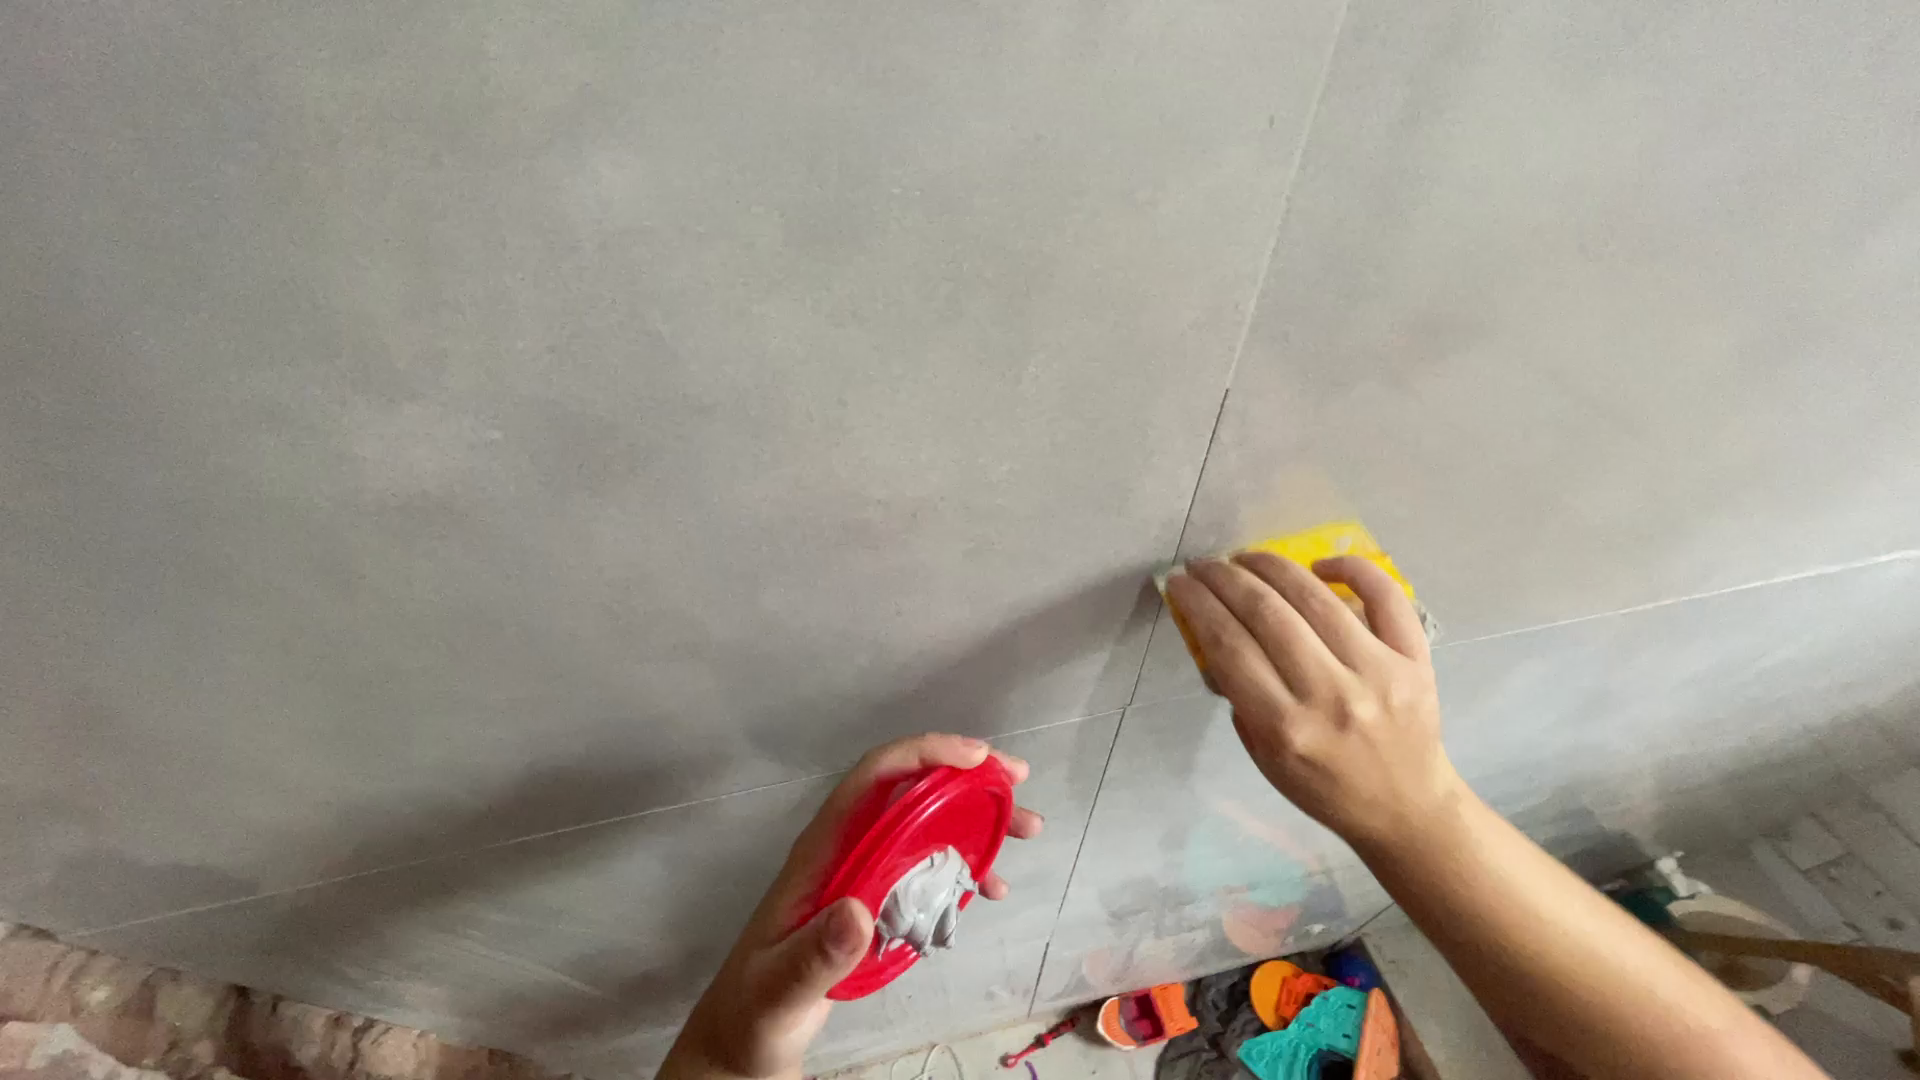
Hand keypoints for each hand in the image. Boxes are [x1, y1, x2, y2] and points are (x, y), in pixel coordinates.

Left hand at [659, 734, 1043, 1079]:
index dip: (923, 754)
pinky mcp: (879, 899)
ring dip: (976, 817)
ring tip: (1024, 828)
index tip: (976, 757)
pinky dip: (965, 865)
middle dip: (965, 776)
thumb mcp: (780, 989)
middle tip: (1016, 780)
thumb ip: (815, 955)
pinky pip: (928, 866)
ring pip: (926, 823)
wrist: (747, 1041)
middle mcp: (849, 848)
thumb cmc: (756, 1010)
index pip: (873, 778)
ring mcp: (866, 871)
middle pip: (911, 790)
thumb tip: (859, 911)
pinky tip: (992, 885)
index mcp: (824, 849)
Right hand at [1165, 553, 1462, 848]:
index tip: (1179, 583)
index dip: (1197, 604)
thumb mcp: (1262, 755)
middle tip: (1203, 565)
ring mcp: (1377, 671)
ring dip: (1270, 566)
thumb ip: (1239, 696)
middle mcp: (1330, 694)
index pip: (1228, 644)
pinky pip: (1386, 596)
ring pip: (1314, 597)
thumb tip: (1216, 633)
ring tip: (1245, 558)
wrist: (1407, 809)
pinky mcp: (1414, 658)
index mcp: (1284, 726)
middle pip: (1265, 613)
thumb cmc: (1322, 785)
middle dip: (1223, 579)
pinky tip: (1320, 564)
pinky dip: (1352, 569)